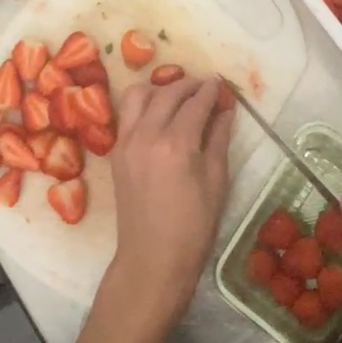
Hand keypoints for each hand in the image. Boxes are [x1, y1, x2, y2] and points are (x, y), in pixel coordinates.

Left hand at [108, 76, 235, 319]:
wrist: (152, 259)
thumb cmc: (194, 227)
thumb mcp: (216, 182)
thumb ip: (219, 139)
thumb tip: (225, 110)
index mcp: (176, 144)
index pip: (195, 103)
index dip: (211, 91)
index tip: (221, 83)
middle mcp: (146, 135)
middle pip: (167, 93)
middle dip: (189, 85)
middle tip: (206, 87)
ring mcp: (126, 142)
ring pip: (138, 95)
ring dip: (160, 89)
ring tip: (178, 97)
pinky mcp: (116, 152)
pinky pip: (127, 114)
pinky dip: (143, 105)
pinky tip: (159, 115)